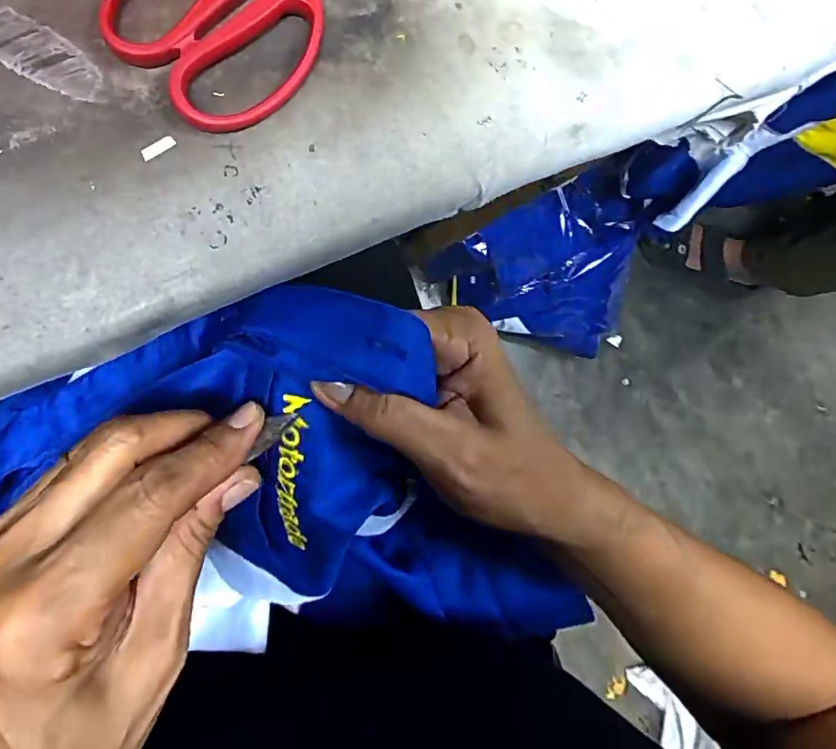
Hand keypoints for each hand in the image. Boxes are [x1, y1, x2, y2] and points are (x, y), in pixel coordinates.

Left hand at [0, 407, 264, 748]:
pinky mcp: (1, 530)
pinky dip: (130, 447)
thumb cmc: (88, 728)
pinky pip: (76, 462)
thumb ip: (188, 553)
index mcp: (46, 606)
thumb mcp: (157, 653)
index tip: (255, 422)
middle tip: (239, 425)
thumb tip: (238, 475)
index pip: (145, 499)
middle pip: (112, 453)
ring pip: (93, 446)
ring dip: (161, 429)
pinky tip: (168, 453)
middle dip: (186, 426)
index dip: (207, 454)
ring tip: (213, 437)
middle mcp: (9, 559)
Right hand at [313, 306, 622, 545]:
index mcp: (464, 333)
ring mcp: (443, 358)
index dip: (345, 355)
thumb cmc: (512, 478)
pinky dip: (368, 405)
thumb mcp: (448, 451)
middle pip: (381, 345)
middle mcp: (452, 333)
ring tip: (298, 411)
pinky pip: (391, 385)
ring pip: (381, 367)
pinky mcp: (436, 383)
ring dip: (350, 391)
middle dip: (343, 373)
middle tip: (287, 399)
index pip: (388, 330)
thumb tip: (322, 384)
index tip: (293, 375)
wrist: (548, 504)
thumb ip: (388, 415)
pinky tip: (333, 422)